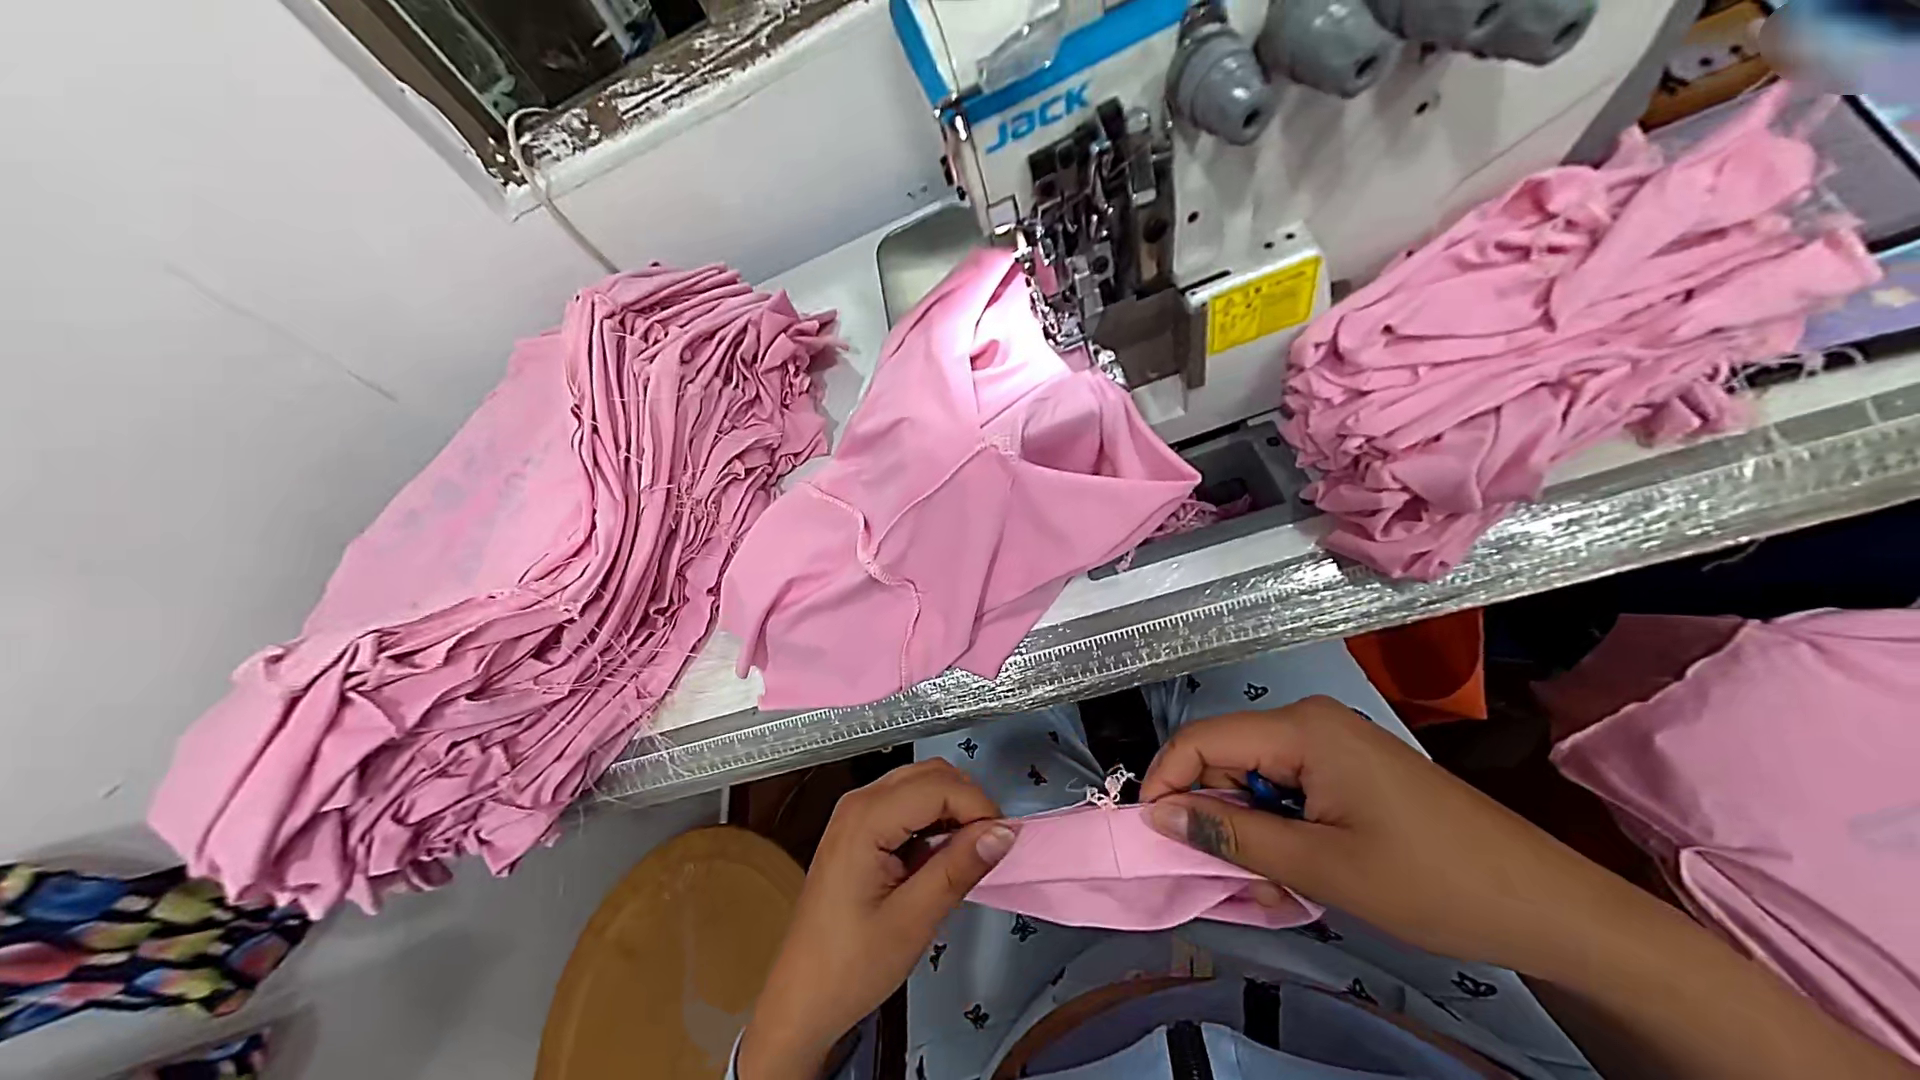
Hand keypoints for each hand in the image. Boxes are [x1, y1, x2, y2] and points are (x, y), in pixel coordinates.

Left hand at [739, 760, 1016, 1079]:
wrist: (803, 998)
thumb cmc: (849, 966)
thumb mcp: (914, 920)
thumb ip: (959, 868)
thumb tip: (1002, 832)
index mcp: (865, 819)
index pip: (939, 785)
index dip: (979, 807)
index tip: (1003, 841)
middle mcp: (859, 803)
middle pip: (932, 774)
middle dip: (968, 803)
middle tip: (990, 846)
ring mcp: (857, 813)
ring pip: (923, 783)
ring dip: (954, 809)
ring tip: (969, 854)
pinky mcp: (860, 828)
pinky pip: (909, 803)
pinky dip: (935, 819)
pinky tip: (942, 856)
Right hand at [1138, 697, 1653, 977]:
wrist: (1548, 905)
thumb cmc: (1433, 881)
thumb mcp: (1319, 866)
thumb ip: (1229, 838)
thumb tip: (1156, 817)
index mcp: (1301, 728)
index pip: (1200, 740)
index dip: (1165, 783)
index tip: (1153, 836)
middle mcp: (1309, 721)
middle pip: (1225, 761)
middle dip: (1216, 820)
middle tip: (1232, 879)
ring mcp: (1331, 742)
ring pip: (1253, 781)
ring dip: (1251, 834)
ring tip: (1279, 887)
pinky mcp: (1347, 767)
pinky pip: (1286, 790)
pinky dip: (1280, 831)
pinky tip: (1301, 872)